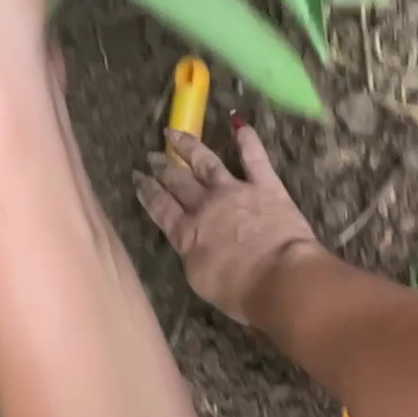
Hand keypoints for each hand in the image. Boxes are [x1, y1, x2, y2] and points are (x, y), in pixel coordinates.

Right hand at [135, 123, 321, 325]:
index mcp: (187, 235)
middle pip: (179, 183)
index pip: (161, 208)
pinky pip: (254, 156)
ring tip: (175, 133)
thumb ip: (194, 257)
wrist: (279, 279)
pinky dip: (246, 138)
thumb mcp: (202, 282)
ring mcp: (235, 191)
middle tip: (152, 156)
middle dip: (163, 168)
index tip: (138, 179)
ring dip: (189, 146)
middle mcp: (205, 207)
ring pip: (206, 162)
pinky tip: (238, 123)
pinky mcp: (265, 186)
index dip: (147, 192)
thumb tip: (192, 244)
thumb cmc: (240, 293)